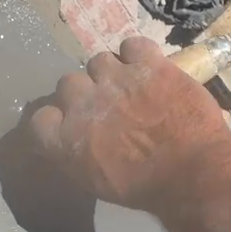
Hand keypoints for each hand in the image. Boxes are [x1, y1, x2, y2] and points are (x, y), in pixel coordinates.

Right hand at [25, 37, 230, 209]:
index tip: (69, 124)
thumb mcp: (92, 181)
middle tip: (103, 104)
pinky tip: (145, 66)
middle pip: (68, 83)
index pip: (41, 118)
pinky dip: (136, 53)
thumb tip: (69, 142)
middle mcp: (82, 103)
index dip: (56, 119)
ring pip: (99, 61)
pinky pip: (132, 44)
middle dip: (83, 93)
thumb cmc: (141, 187)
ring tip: (126, 85)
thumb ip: (72, 156)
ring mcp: (114, 79)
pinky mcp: (148, 64)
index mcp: (64, 139)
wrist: (189, 171)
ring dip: (109, 72)